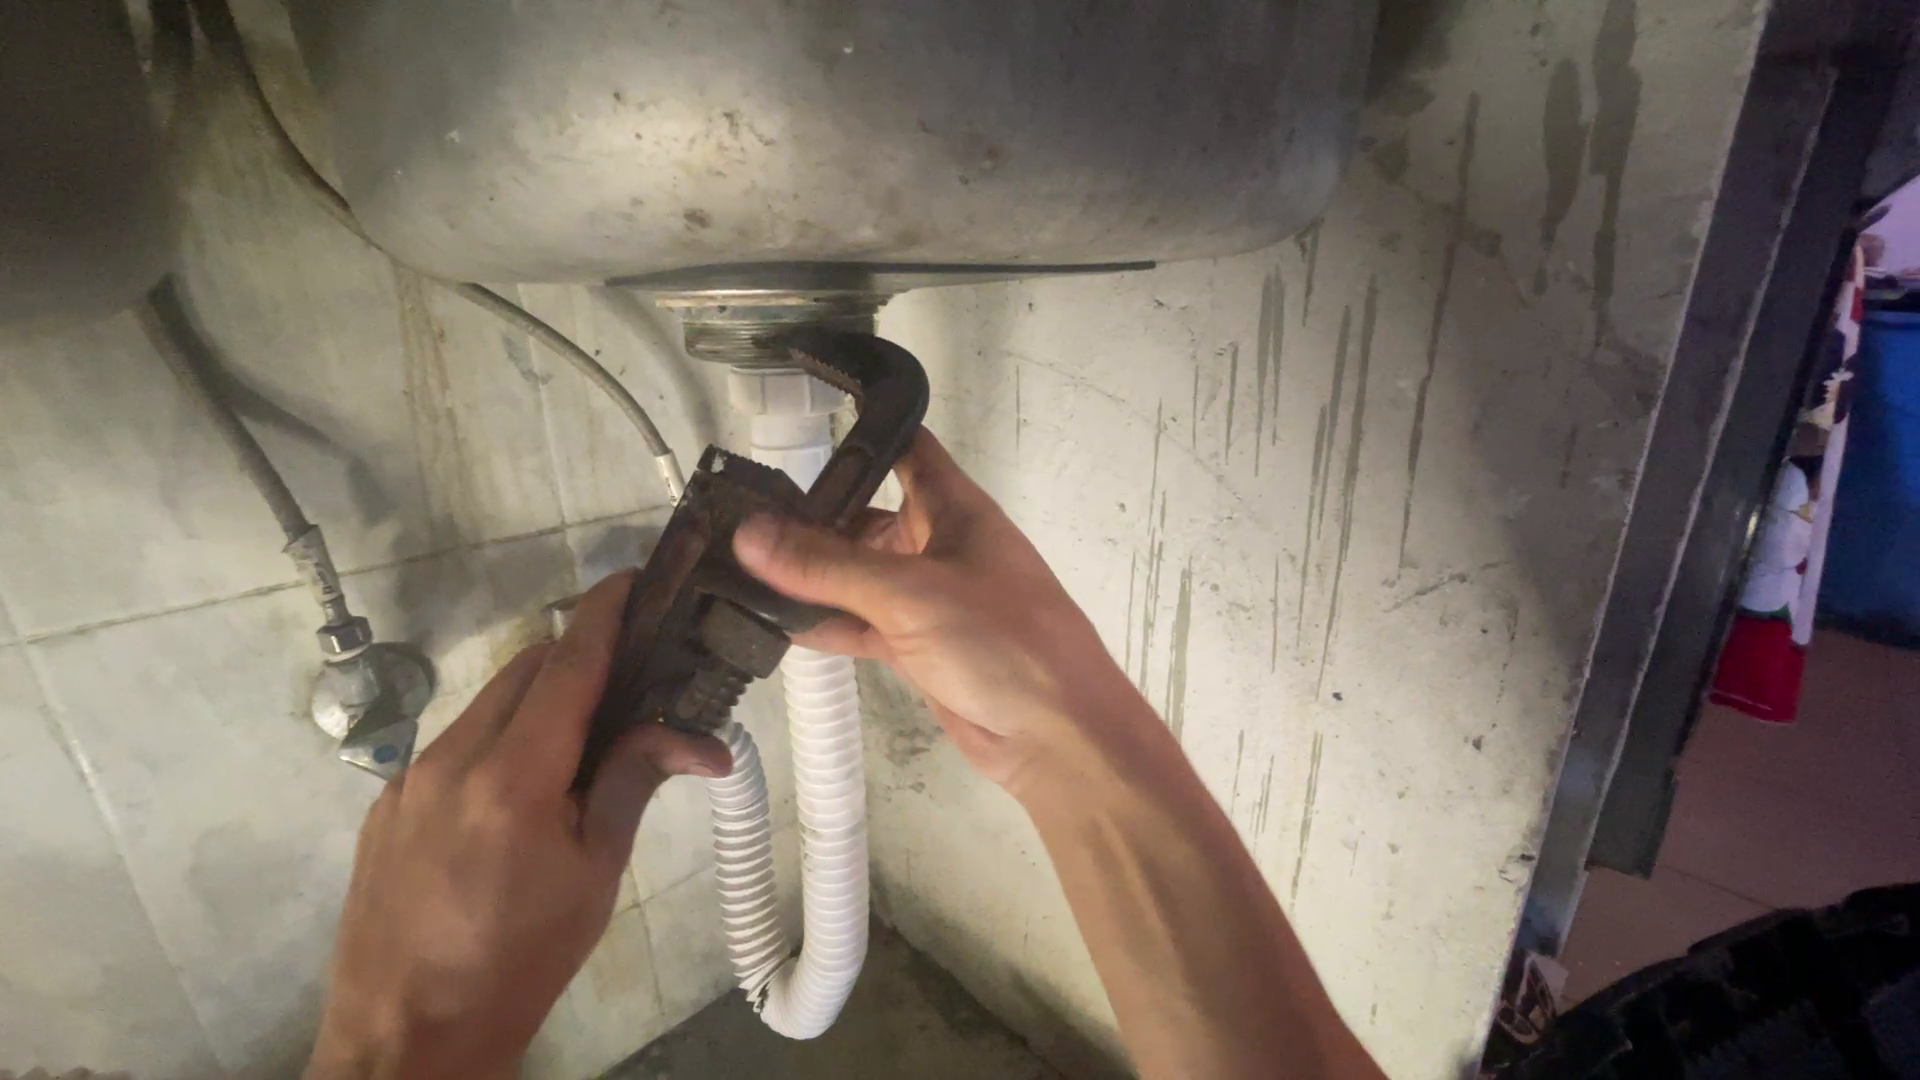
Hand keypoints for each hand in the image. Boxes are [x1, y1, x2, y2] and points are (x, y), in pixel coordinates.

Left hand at [305, 571, 730, 1079]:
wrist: (407, 1041)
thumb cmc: (524, 955)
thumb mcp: (596, 868)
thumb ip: (636, 778)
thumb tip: (708, 741)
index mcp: (513, 776)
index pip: (568, 664)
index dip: (603, 614)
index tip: (633, 580)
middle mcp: (451, 758)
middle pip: (526, 667)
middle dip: (579, 653)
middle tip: (631, 673)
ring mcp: (409, 778)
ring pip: (490, 697)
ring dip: (542, 692)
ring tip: (585, 732)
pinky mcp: (387, 801)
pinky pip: (457, 736)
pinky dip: (503, 728)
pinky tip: (527, 778)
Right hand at [732, 429, 1146, 796]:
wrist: (1056, 735)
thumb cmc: (1000, 640)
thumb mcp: (911, 593)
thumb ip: (828, 566)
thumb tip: (749, 533)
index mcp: (953, 508)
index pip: (904, 448)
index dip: (860, 432)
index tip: (795, 420)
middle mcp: (939, 545)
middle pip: (868, 516)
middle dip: (812, 516)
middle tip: (736, 517)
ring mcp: (928, 599)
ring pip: (859, 575)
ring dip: (811, 575)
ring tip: (739, 568)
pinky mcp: (918, 646)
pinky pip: (862, 623)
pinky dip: (826, 623)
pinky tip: (777, 622)